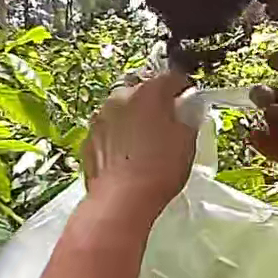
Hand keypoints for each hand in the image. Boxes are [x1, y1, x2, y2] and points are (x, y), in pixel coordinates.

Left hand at [80, 70, 195, 224]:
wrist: (121, 199)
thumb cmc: (158, 170)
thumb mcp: (187, 141)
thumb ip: (188, 117)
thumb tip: (187, 110)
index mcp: (147, 92)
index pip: (171, 78)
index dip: (183, 88)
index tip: (188, 98)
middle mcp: (119, 98)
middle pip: (142, 91)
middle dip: (155, 102)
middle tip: (167, 121)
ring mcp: (100, 118)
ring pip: (121, 110)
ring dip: (133, 118)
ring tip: (145, 141)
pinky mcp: (88, 138)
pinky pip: (107, 130)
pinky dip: (117, 136)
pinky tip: (127, 155)